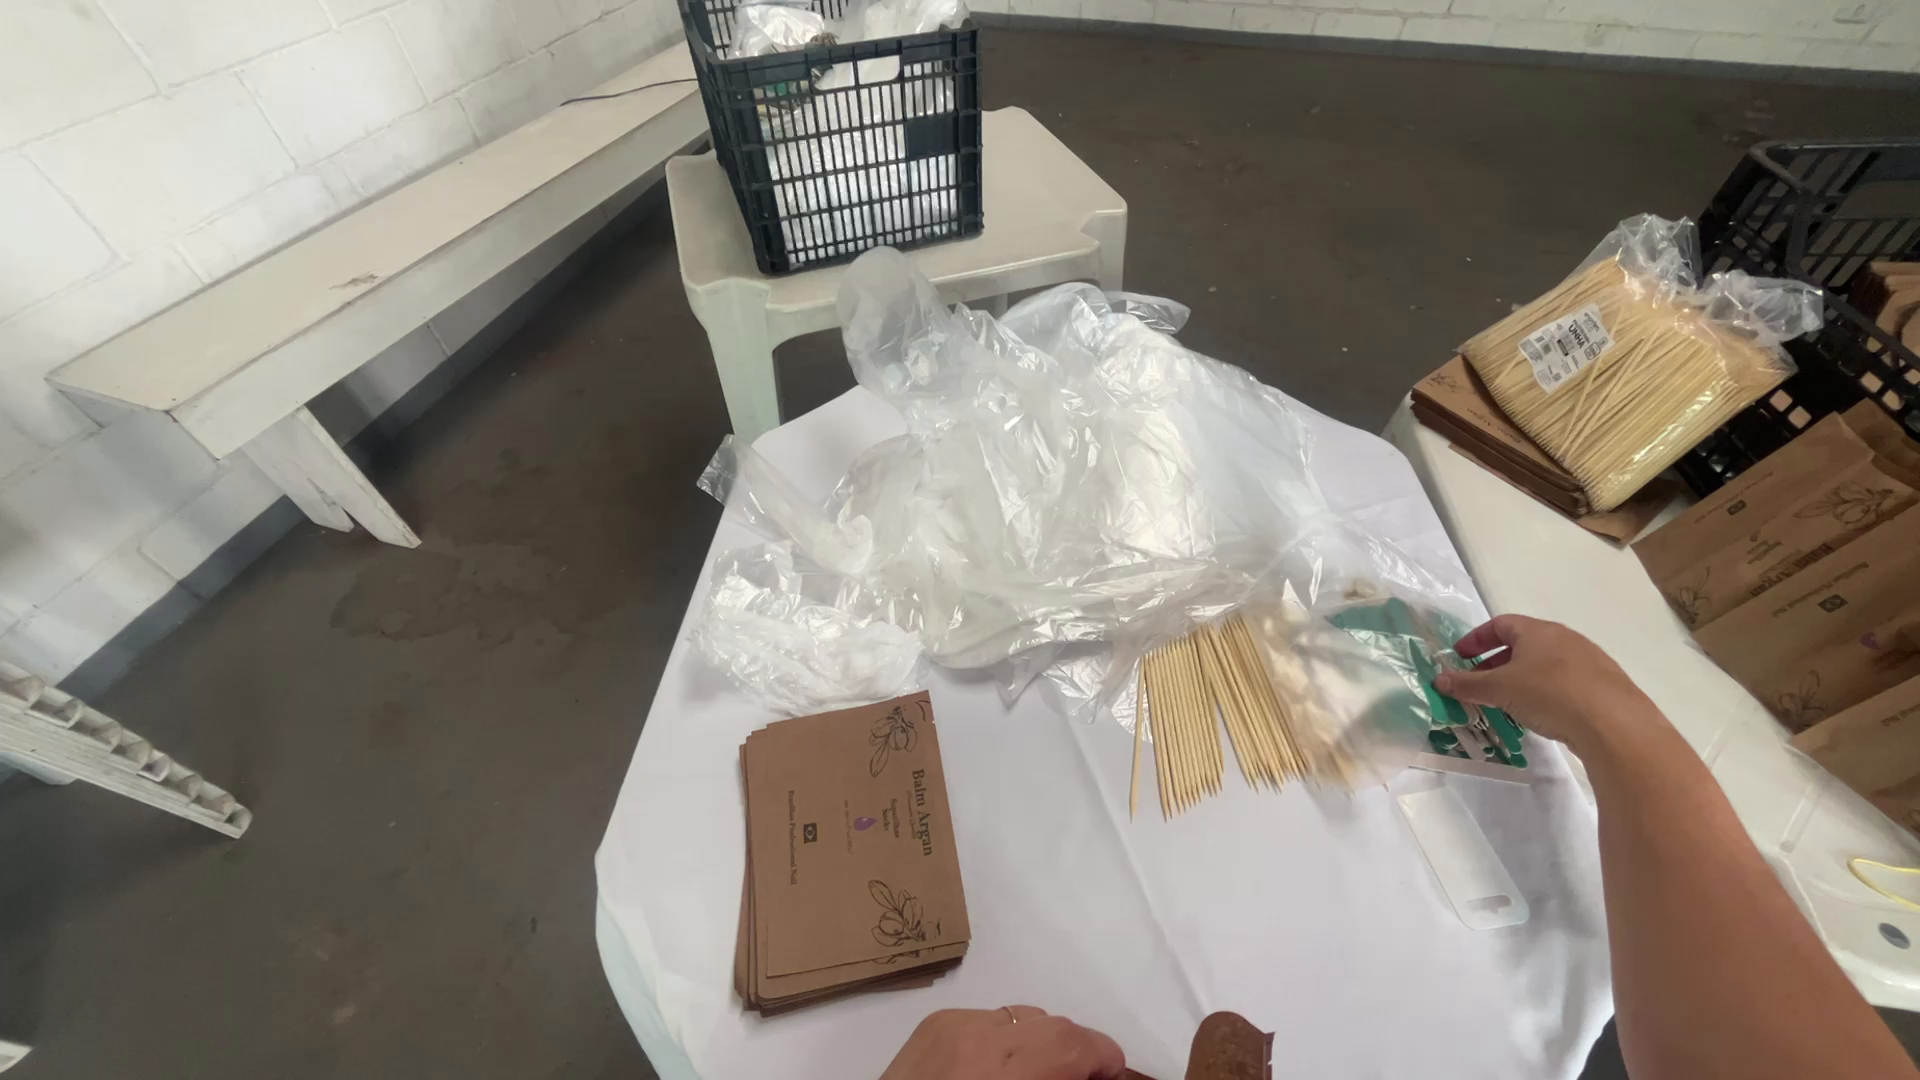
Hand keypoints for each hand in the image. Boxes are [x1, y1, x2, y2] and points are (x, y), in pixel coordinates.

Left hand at [878, 1006, 1126, 1079]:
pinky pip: (988, 1017)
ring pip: (1022, 1016)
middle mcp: (975, 1036)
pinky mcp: (933, 1021)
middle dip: (1074, 1054)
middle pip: (1051, 1025)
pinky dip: (1004, 1040)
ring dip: (1040, 1044)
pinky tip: (996, 1072)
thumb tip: (1089, 1075)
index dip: (1102, 1057)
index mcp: (999, 1074)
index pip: (1069, 1042)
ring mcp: (951, 1023)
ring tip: (1037, 1077)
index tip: (1113, 1076)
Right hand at [1435, 614, 1659, 753]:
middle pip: (1523, 643)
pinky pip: (1567, 681)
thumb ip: (1466, 684)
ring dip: (1521, 677)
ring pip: (1546, 663)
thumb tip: (1439, 680)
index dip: (1476, 639)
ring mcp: (1591, 662)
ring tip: (1508, 699)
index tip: (1460, 656)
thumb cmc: (1549, 694)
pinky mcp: (1607, 686)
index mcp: (1538, 631)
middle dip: (1496, 661)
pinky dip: (1546, 691)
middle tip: (1480, 680)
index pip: (1500, 624)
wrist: (1617, 726)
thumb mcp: (1498, 690)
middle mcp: (1566, 639)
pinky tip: (1542, 712)